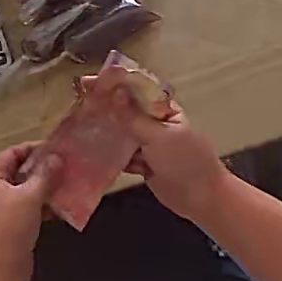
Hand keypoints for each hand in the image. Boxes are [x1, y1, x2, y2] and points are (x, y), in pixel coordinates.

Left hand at [0, 142, 59, 277]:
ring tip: (69, 183)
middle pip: (22, 170)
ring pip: (30, 189)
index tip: (54, 148)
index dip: (32, 148)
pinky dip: (46, 204)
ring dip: (48, 186)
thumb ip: (44, 175)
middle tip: (66, 164)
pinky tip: (64, 205)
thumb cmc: (11, 227)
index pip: (12, 153)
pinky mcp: (16, 223)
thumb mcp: (30, 196)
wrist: (2, 269)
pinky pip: (33, 206)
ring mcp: (7, 207)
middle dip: (43, 168)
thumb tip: (56, 158)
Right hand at [78, 78, 229, 222]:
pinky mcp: (143, 162)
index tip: (90, 81)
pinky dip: (111, 152)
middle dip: (105, 106)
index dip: (113, 83)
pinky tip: (92, 150)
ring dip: (106, 129)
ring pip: (122, 131)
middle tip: (79, 101)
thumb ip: (134, 117)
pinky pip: (123, 152)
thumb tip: (114, 93)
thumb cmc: (185, 161)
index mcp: (164, 109)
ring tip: (80, 124)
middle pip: (126, 109)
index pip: (136, 89)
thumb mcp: (159, 136)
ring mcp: (148, 142)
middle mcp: (155, 122)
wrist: (201, 199)